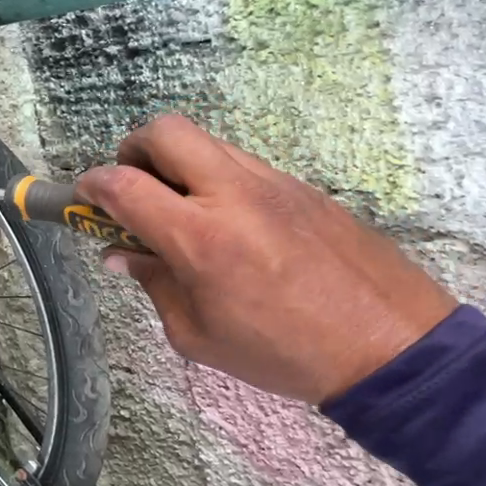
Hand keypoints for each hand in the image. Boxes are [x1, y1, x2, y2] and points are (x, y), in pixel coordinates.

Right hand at [76, 115, 456, 404]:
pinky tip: (231, 226)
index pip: (121, 184)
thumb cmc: (285, 353)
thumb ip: (152, 284)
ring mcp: (275, 187)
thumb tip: (121, 255)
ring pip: (206, 142)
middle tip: (134, 187)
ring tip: (184, 210)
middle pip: (164, 131)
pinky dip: (218, 182)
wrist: (401, 353)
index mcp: (200, 238)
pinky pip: (244, 166)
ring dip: (178, 165)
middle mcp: (234, 197)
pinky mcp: (306, 191)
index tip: (84, 201)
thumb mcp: (197, 334)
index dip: (90, 186)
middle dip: (133, 150)